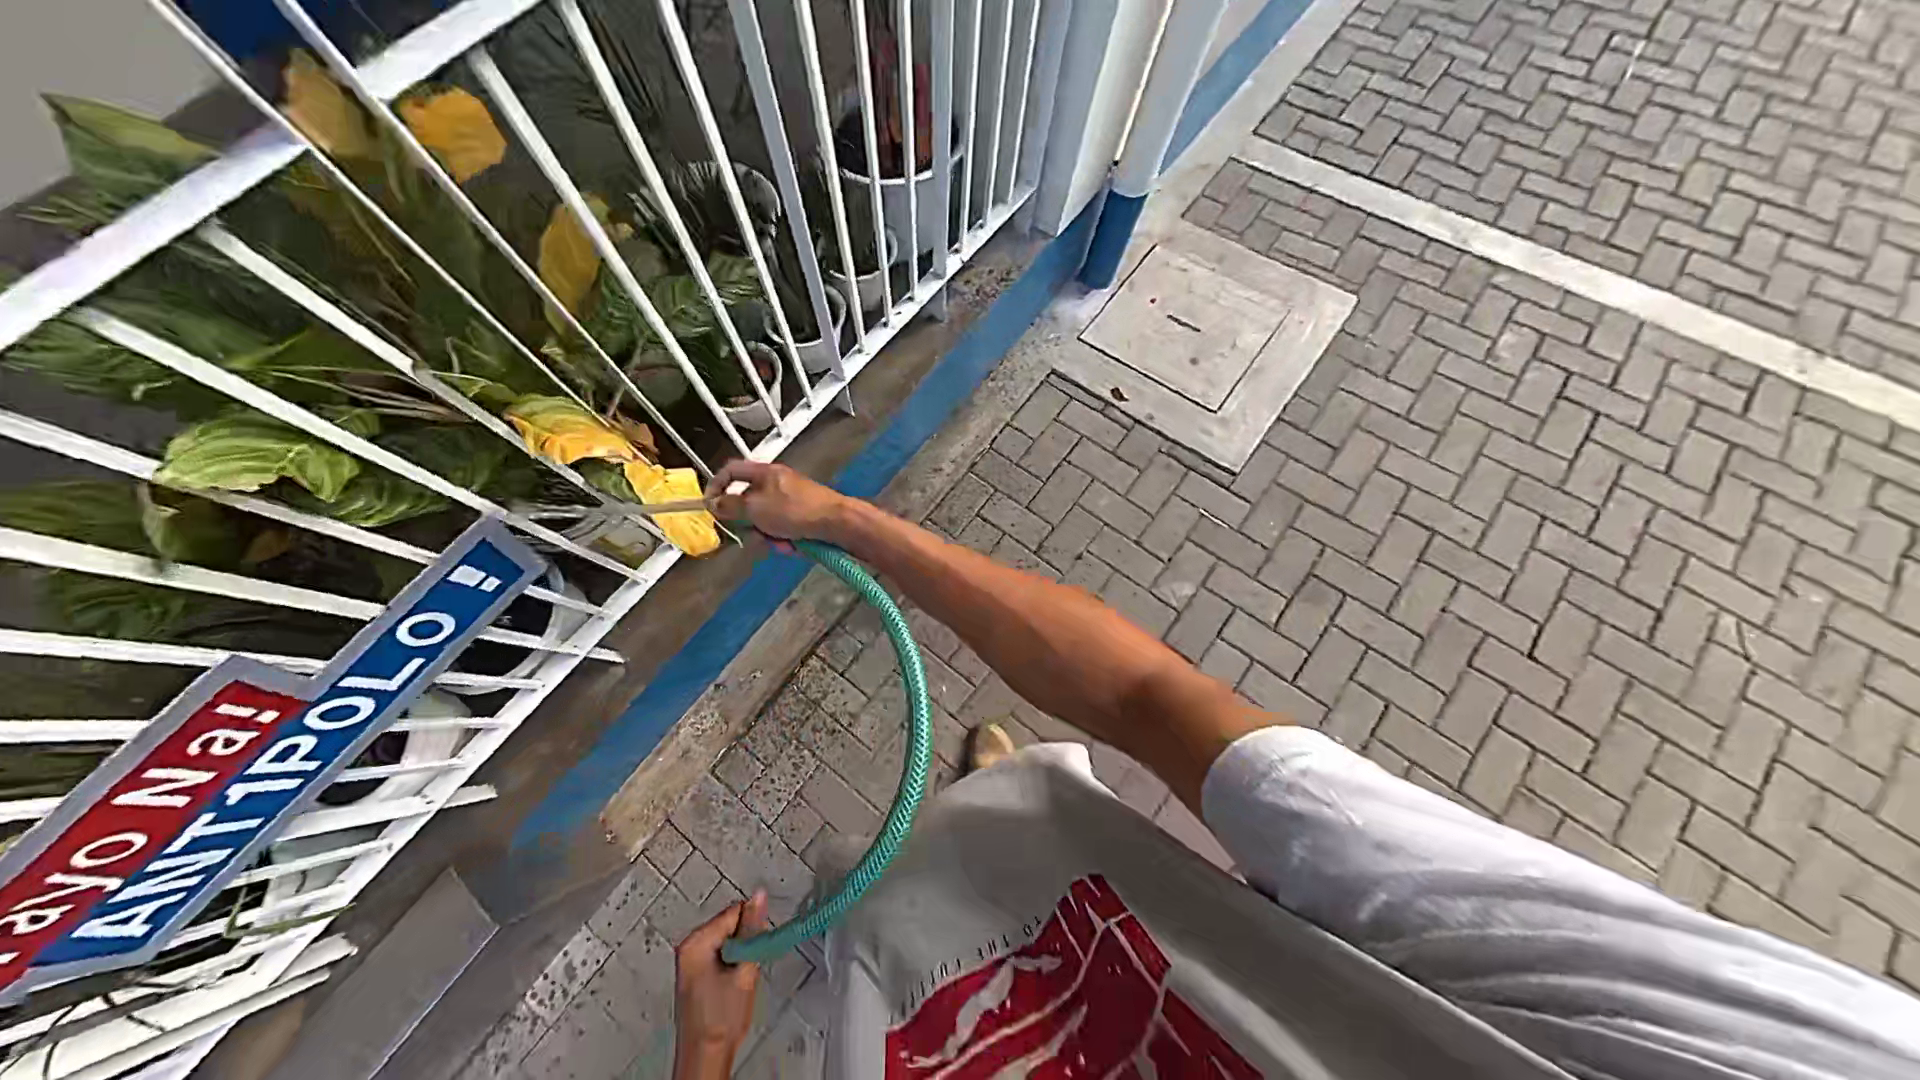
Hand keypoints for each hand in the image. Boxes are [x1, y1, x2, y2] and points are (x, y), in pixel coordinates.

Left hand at [672, 890, 768, 1079]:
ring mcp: (690, 962)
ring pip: (729, 940)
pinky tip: (734, 985)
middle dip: (746, 941)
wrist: (707, 1057)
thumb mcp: (744, 968)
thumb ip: (752, 929)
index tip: (757, 946)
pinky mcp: (696, 973)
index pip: (734, 912)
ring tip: (741, 979)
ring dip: (741, 953)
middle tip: (747, 968)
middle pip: (730, 925)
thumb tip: (759, 896)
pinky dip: (734, 964)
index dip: (752, 928)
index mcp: (694, 943)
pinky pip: (722, 954)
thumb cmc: (721, 1019)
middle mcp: (688, 948)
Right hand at [705, 460, 851, 542]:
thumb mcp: (755, 508)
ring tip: (781, 541)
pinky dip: (786, 540)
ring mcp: (793, 501)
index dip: (716, 486)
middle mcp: (778, 483)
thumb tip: (714, 504)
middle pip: (748, 503)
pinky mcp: (804, 518)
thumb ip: (731, 506)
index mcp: (765, 472)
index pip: (731, 471)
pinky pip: (784, 531)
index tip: (709, 506)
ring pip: (766, 522)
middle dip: (750, 523)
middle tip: (755, 532)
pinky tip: (794, 545)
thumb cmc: (796, 510)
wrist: (838, 523)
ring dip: (769, 536)